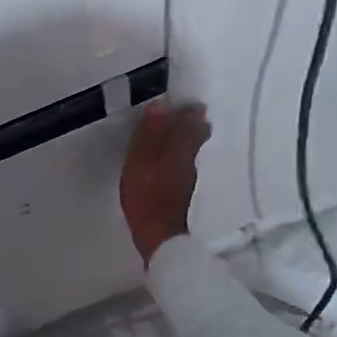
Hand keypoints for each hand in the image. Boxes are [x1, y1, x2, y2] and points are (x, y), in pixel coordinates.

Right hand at [119, 100, 210, 265]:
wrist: (158, 234)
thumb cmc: (145, 195)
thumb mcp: (139, 161)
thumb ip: (150, 135)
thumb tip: (160, 105)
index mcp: (179, 150)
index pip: (190, 124)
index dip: (189, 112)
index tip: (187, 103)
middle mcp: (189, 161)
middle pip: (196, 137)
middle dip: (193, 125)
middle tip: (188, 115)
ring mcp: (188, 177)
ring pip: (192, 150)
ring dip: (188, 139)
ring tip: (180, 133)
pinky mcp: (182, 191)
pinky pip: (185, 164)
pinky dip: (181, 156)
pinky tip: (172, 160)